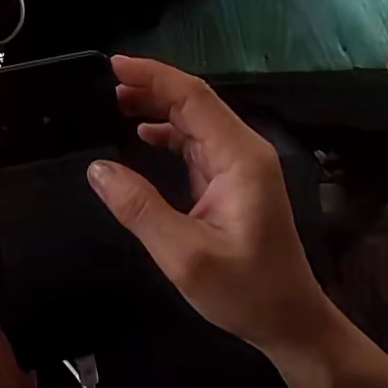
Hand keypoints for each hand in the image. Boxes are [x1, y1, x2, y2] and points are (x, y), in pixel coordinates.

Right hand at [87, 56, 339, 359]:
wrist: (291, 323)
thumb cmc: (246, 291)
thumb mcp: (185, 256)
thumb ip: (140, 208)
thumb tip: (97, 169)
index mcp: (239, 157)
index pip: (194, 97)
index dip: (154, 75)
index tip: (114, 64)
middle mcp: (242, 149)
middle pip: (193, 101)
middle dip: (150, 86)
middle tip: (104, 84)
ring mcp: (238, 162)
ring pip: (192, 118)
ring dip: (155, 106)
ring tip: (114, 103)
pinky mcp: (231, 177)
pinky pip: (194, 141)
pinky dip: (165, 131)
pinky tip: (139, 134)